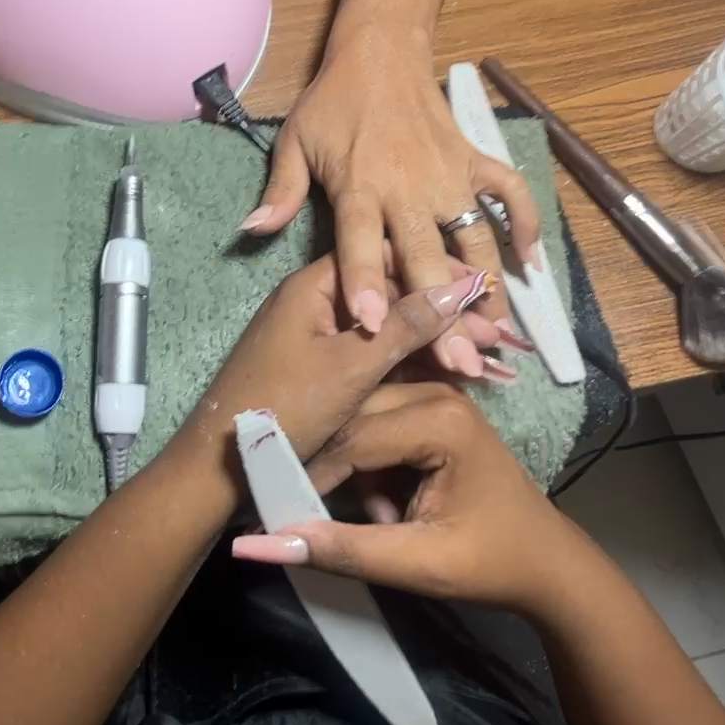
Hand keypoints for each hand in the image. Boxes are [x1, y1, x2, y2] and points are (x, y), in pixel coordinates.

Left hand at [170, 256, 484, 462]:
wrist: (225, 465)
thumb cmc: (285, 406)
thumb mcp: (350, 366)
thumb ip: (403, 326)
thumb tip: (457, 288)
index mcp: (313, 286)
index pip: (383, 259)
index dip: (435, 273)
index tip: (484, 291)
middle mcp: (315, 301)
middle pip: (389, 295)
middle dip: (443, 316)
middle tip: (499, 338)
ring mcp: (316, 336)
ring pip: (386, 329)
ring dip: (432, 343)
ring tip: (490, 361)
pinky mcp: (320, 367)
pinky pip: (373, 354)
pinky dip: (410, 364)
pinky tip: (451, 378)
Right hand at [230, 386, 583, 612]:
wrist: (547, 563)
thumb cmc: (492, 563)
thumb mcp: (417, 565)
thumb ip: (341, 550)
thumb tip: (258, 545)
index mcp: (441, 419)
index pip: (351, 437)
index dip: (314, 477)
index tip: (284, 512)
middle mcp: (434, 390)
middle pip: (350, 418)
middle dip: (339, 471)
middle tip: (350, 518)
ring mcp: (433, 392)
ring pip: (356, 417)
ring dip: (355, 468)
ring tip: (383, 514)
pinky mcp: (429, 404)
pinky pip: (372, 420)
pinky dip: (368, 461)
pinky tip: (390, 497)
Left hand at [242, 45, 540, 382]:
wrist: (379, 52)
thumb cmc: (331, 104)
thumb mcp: (295, 142)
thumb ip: (281, 191)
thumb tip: (251, 231)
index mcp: (359, 185)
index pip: (360, 242)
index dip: (365, 282)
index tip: (375, 326)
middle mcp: (409, 186)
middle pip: (427, 254)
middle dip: (443, 309)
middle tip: (462, 359)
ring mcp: (448, 173)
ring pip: (475, 234)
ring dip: (490, 283)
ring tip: (498, 331)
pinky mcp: (474, 159)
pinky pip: (509, 191)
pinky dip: (525, 222)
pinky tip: (531, 263)